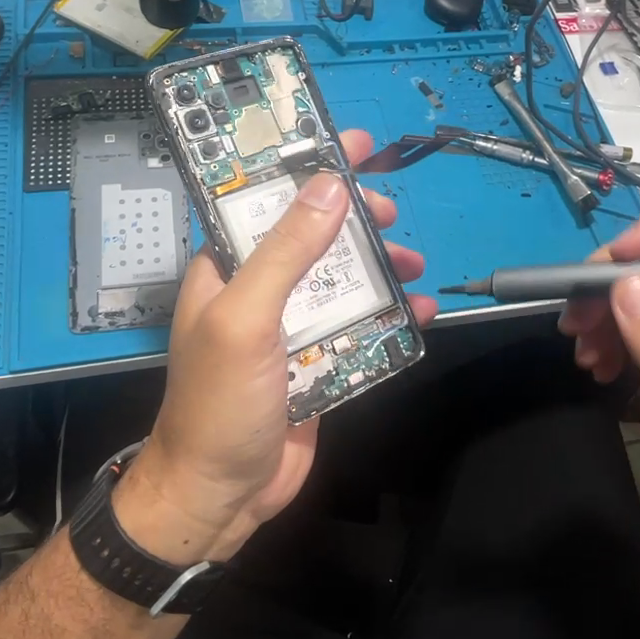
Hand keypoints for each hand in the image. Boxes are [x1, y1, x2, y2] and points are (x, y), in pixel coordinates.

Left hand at [118, 130, 437, 566]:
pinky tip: (419, 311)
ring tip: (413, 263)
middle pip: (311, 234)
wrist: (221, 495)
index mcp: (226, 268)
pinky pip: (359, 326)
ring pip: (341, 278)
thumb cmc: (219, 402)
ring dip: (378, 265)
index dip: (303, 166)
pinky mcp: (317, 361)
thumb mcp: (246, 318)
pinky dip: (390, 314)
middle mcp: (258, 289)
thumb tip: (329, 187)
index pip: (263, 198)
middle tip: (388, 212)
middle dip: (351, 217)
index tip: (348, 143)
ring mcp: (290, 326)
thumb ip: (286, 252)